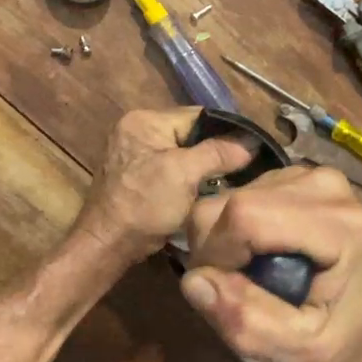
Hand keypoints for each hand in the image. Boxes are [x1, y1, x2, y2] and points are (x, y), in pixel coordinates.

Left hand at [73, 108, 253, 261]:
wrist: (109, 245)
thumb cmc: (144, 205)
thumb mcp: (184, 174)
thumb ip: (218, 153)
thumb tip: (251, 143)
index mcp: (144, 121)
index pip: (197, 116)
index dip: (226, 132)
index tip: (253, 150)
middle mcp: (137, 132)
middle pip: (191, 136)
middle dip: (216, 153)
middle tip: (246, 169)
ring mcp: (136, 156)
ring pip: (184, 156)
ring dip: (205, 170)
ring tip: (232, 182)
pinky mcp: (138, 178)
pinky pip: (173, 172)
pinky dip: (190, 181)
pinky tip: (207, 193)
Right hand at [179, 166, 361, 361]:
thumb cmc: (339, 338)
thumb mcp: (300, 351)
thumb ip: (249, 322)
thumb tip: (193, 282)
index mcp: (341, 226)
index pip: (248, 217)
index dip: (218, 255)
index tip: (222, 293)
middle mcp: (328, 187)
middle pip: (233, 202)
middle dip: (214, 249)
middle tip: (230, 289)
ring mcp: (311, 176)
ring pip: (229, 196)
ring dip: (221, 241)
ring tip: (247, 276)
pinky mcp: (294, 176)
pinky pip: (237, 194)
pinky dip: (232, 230)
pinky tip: (255, 256)